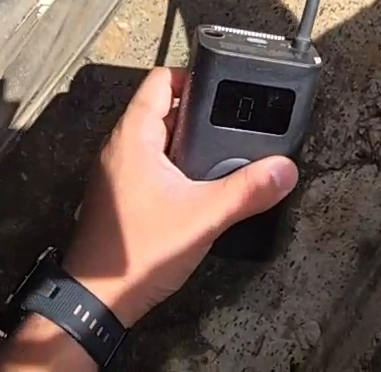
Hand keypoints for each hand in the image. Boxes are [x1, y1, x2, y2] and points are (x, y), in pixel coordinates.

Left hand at [61, 68, 298, 325]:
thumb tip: (285, 170)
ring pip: (156, 136)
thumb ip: (248, 191)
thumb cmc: (139, 252)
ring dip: (185, 140)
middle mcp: (119, 145)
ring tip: (220, 151)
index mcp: (134, 135)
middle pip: (161, 107)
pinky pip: (148, 160)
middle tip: (230, 122)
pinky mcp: (118, 194)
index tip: (222, 88)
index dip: (192, 76)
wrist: (95, 305)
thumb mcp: (203, 217)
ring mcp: (116, 170)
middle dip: (197, 112)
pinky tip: (196, 182)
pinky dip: (173, 161)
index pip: (161, 80)